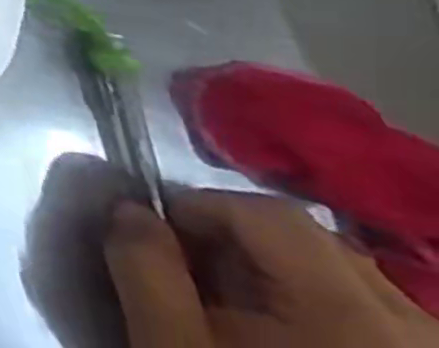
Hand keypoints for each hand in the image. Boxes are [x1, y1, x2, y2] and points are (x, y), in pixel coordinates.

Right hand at [105, 189, 438, 347]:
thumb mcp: (171, 345)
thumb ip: (144, 267)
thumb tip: (131, 210)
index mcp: (345, 311)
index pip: (266, 214)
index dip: (201, 208)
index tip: (156, 234)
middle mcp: (411, 330)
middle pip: (316, 243)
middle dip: (242, 243)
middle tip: (193, 273)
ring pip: (356, 282)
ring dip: (286, 277)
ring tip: (241, 312)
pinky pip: (386, 324)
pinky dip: (329, 315)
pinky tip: (292, 343)